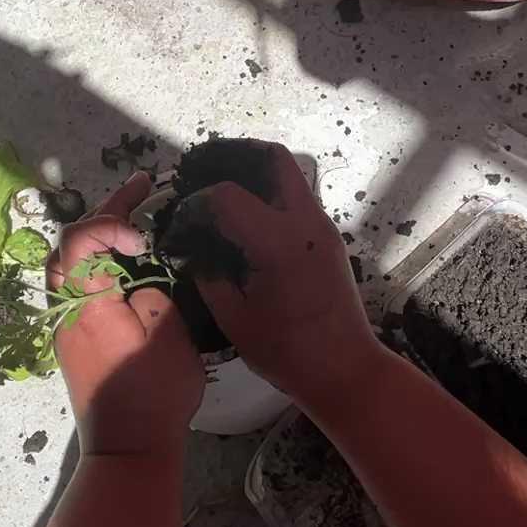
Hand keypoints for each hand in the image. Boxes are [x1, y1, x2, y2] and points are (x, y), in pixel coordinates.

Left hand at [50, 173, 204, 456]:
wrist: (128, 448)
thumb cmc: (153, 392)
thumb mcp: (170, 334)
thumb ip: (155, 292)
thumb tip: (143, 280)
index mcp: (86, 303)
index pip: (78, 238)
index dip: (109, 221)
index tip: (142, 236)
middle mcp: (66, 308)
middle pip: (71, 243)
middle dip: (107, 211)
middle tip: (143, 189)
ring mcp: (68, 325)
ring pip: (72, 263)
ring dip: (102, 235)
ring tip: (137, 215)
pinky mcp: (77, 338)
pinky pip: (82, 284)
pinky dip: (103, 261)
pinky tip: (131, 259)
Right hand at [172, 141, 380, 405]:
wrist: (345, 368)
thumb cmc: (287, 351)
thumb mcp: (233, 316)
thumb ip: (208, 272)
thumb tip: (191, 245)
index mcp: (280, 242)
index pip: (227, 195)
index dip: (196, 203)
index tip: (181, 223)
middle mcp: (306, 222)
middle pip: (271, 158)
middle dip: (232, 159)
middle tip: (202, 176)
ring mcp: (322, 227)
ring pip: (287, 175)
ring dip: (252, 177)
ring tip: (219, 199)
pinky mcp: (327, 238)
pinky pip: (294, 199)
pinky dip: (266, 198)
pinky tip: (242, 223)